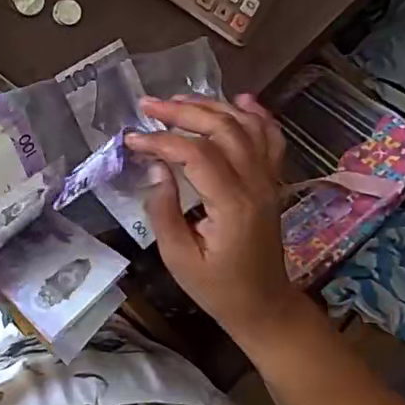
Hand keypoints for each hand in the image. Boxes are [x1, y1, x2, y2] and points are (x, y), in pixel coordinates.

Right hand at [127, 94, 304, 340]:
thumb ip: (164, 211)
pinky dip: (256, 115)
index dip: (162, 141)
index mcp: (232, 205)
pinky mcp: (272, 182)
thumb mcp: (178, 258)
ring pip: (246, 126)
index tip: (132, 139)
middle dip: (183, 111)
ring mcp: (268, 180)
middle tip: (148, 105)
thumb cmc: (216, 288)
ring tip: (178, 99)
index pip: (196, 155)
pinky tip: (240, 100)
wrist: (263, 304)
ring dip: (212, 106)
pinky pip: (271, 139)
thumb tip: (156, 169)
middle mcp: (256, 184)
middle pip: (223, 129)